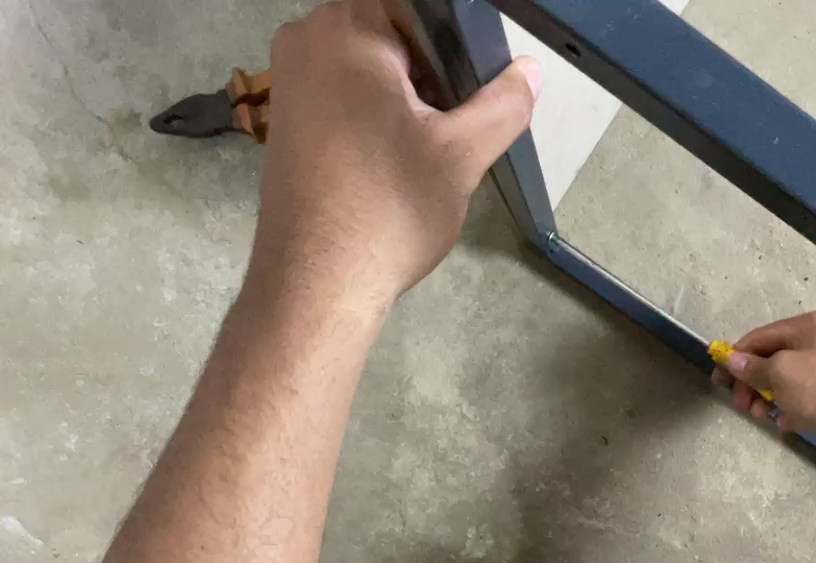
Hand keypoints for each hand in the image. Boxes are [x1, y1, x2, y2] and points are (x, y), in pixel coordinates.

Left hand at [248, 0, 541, 299]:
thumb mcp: (462, 157)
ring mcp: (288, 83)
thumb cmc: (391, 211)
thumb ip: (502, 105)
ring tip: (422, 159)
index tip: (468, 96)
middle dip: (430, 79)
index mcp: (348, 29)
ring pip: (366, 72)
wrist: (319, 283)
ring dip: (404, 105)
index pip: (419, 9)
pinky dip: (373, 123)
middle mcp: (305, 39)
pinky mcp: (285, 123)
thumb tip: (529, 72)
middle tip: (450, 136)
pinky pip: (341, 100)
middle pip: (390, 36)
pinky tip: (389, 170)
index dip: (455, 47)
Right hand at [710, 311, 815, 466]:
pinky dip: (786, 408)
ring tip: (761, 416)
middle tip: (739, 405)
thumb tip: (730, 359)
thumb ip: (752, 366)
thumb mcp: (780, 373)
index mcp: (808, 326)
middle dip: (750, 382)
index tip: (718, 379)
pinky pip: (798, 397)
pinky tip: (784, 422)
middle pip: (770, 359)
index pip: (760, 337)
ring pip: (783, 381)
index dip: (736, 357)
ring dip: (765, 398)